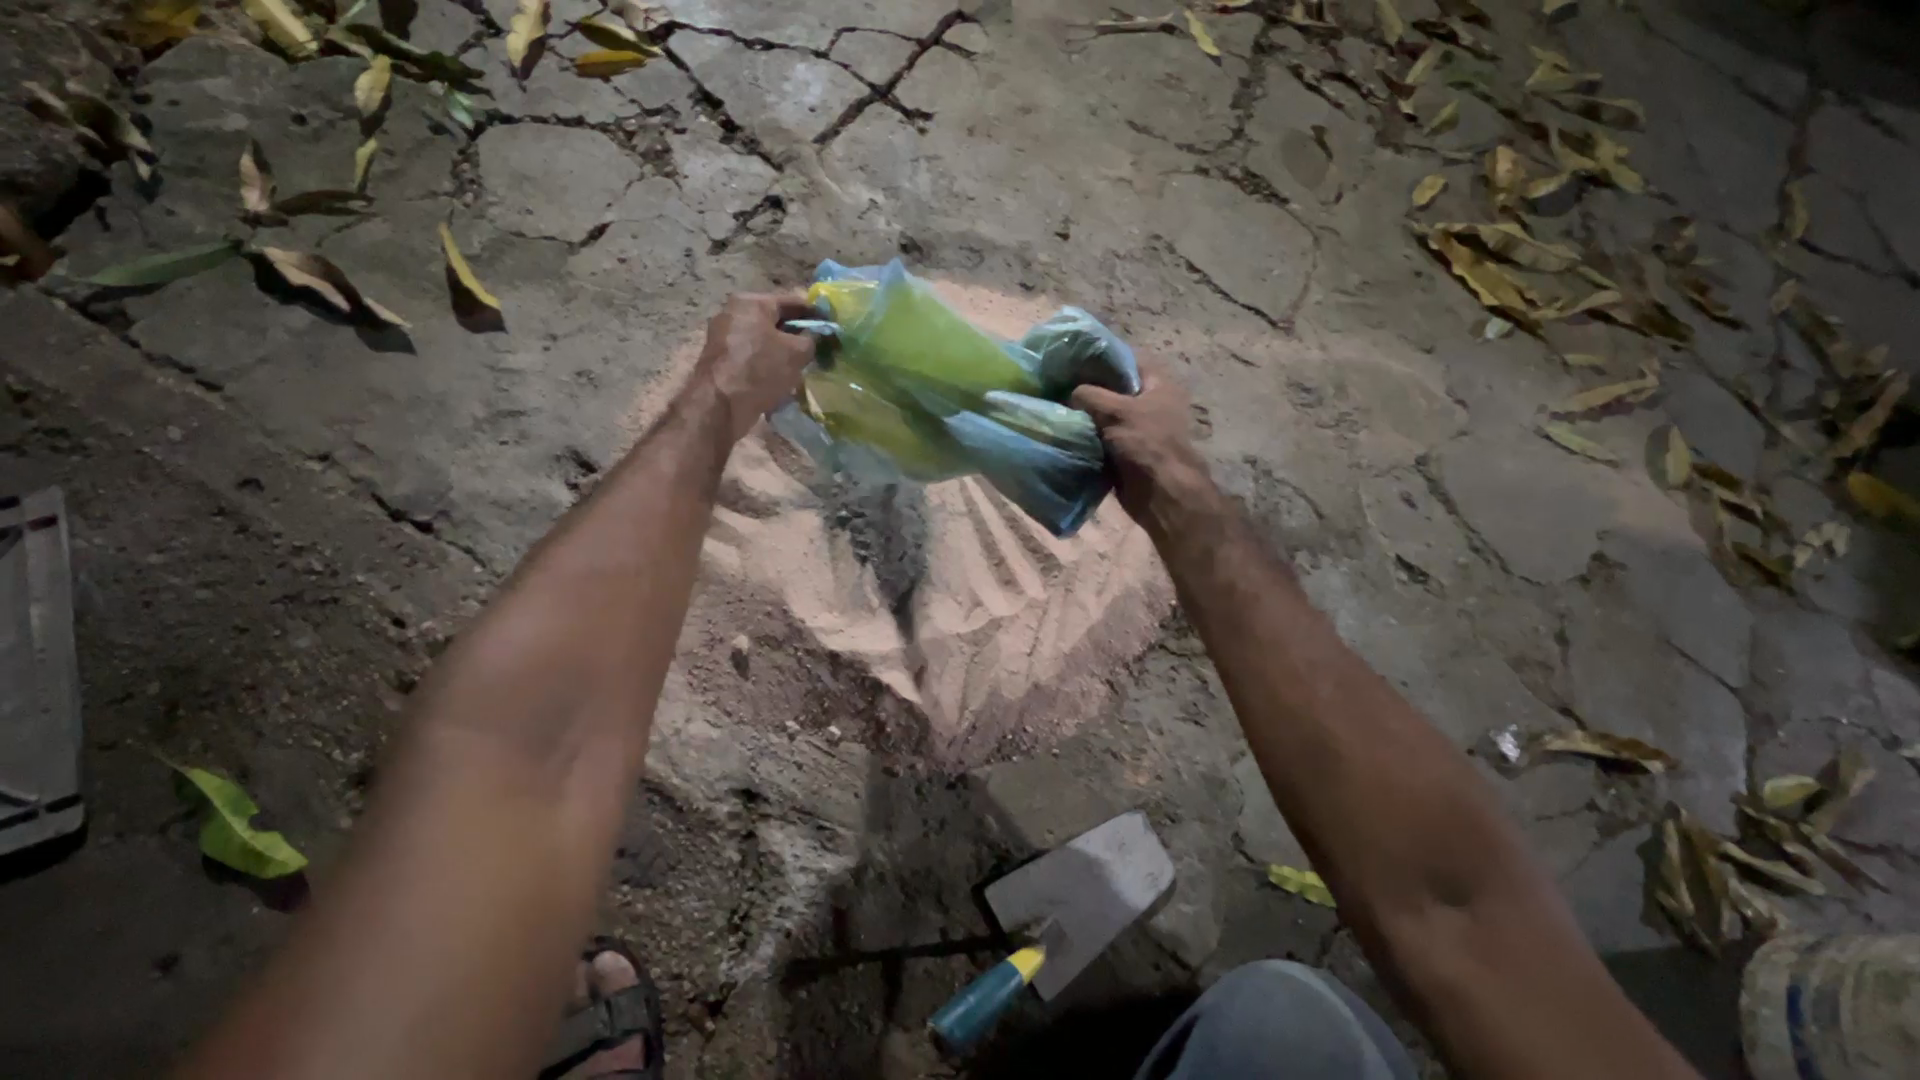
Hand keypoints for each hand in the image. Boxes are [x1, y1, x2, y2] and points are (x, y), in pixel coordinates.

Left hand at [691, 292, 818, 442]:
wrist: (720, 405)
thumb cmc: (760, 369)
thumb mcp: (797, 352)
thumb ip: (812, 339)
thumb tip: (817, 336)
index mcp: (751, 302)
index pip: (793, 302)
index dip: (815, 315)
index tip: (831, 328)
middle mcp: (733, 313)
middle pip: (775, 321)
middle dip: (798, 335)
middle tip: (819, 350)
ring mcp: (723, 337)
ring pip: (764, 340)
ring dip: (783, 352)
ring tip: (802, 367)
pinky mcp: (720, 360)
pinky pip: (752, 356)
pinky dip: (767, 364)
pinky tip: (781, 379)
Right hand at [1071, 360, 1209, 527]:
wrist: (1161, 492)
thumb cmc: (1145, 442)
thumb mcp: (1115, 410)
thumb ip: (1089, 394)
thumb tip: (1070, 394)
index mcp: (1158, 383)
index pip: (1125, 359)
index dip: (1099, 357)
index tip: (1070, 358)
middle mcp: (1150, 401)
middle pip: (1112, 387)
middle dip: (1087, 388)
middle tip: (1057, 383)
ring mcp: (1138, 427)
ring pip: (1104, 413)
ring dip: (1084, 414)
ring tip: (1055, 405)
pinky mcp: (1126, 449)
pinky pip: (1101, 436)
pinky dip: (1086, 435)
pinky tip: (1064, 429)